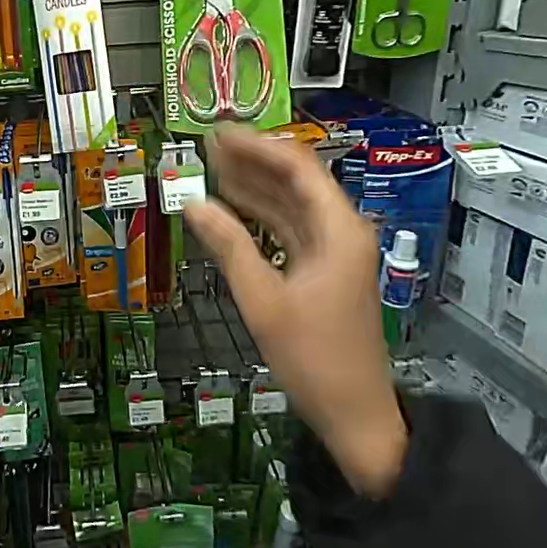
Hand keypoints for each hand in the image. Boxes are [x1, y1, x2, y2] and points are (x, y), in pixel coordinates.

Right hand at [182, 124, 406, 496]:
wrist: (353, 413)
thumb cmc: (313, 358)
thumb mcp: (263, 301)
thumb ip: (229, 246)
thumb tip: (192, 203)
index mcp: (338, 229)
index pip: (298, 168)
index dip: (258, 147)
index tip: (219, 134)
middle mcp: (339, 230)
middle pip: (295, 180)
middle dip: (253, 160)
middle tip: (208, 144)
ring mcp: (331, 250)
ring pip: (289, 203)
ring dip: (254, 185)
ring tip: (212, 165)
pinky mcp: (320, 268)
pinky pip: (287, 228)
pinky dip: (259, 215)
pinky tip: (230, 205)